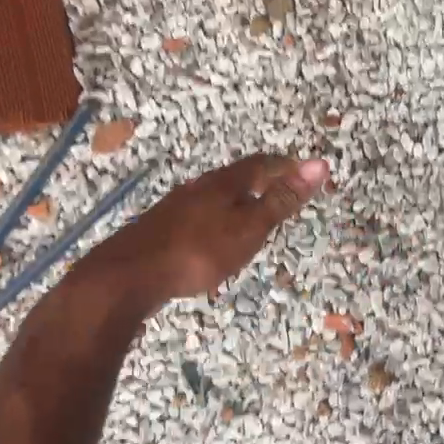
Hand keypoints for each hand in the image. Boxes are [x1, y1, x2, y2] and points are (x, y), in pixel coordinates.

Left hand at [79, 155, 328, 309]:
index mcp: (225, 183)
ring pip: (215, 197)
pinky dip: (216, 220)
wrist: (122, 280)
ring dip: (238, 202)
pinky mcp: (157, 230)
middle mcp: (198, 187)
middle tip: (284, 194)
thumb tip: (321, 164)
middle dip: (262, 182)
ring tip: (253, 218)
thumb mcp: (251, 226)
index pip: (263, 163)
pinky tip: (213, 240)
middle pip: (237, 177)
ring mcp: (174, 208)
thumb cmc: (198, 251)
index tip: (307, 174)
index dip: (287, 166)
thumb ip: (284, 198)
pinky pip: (197, 216)